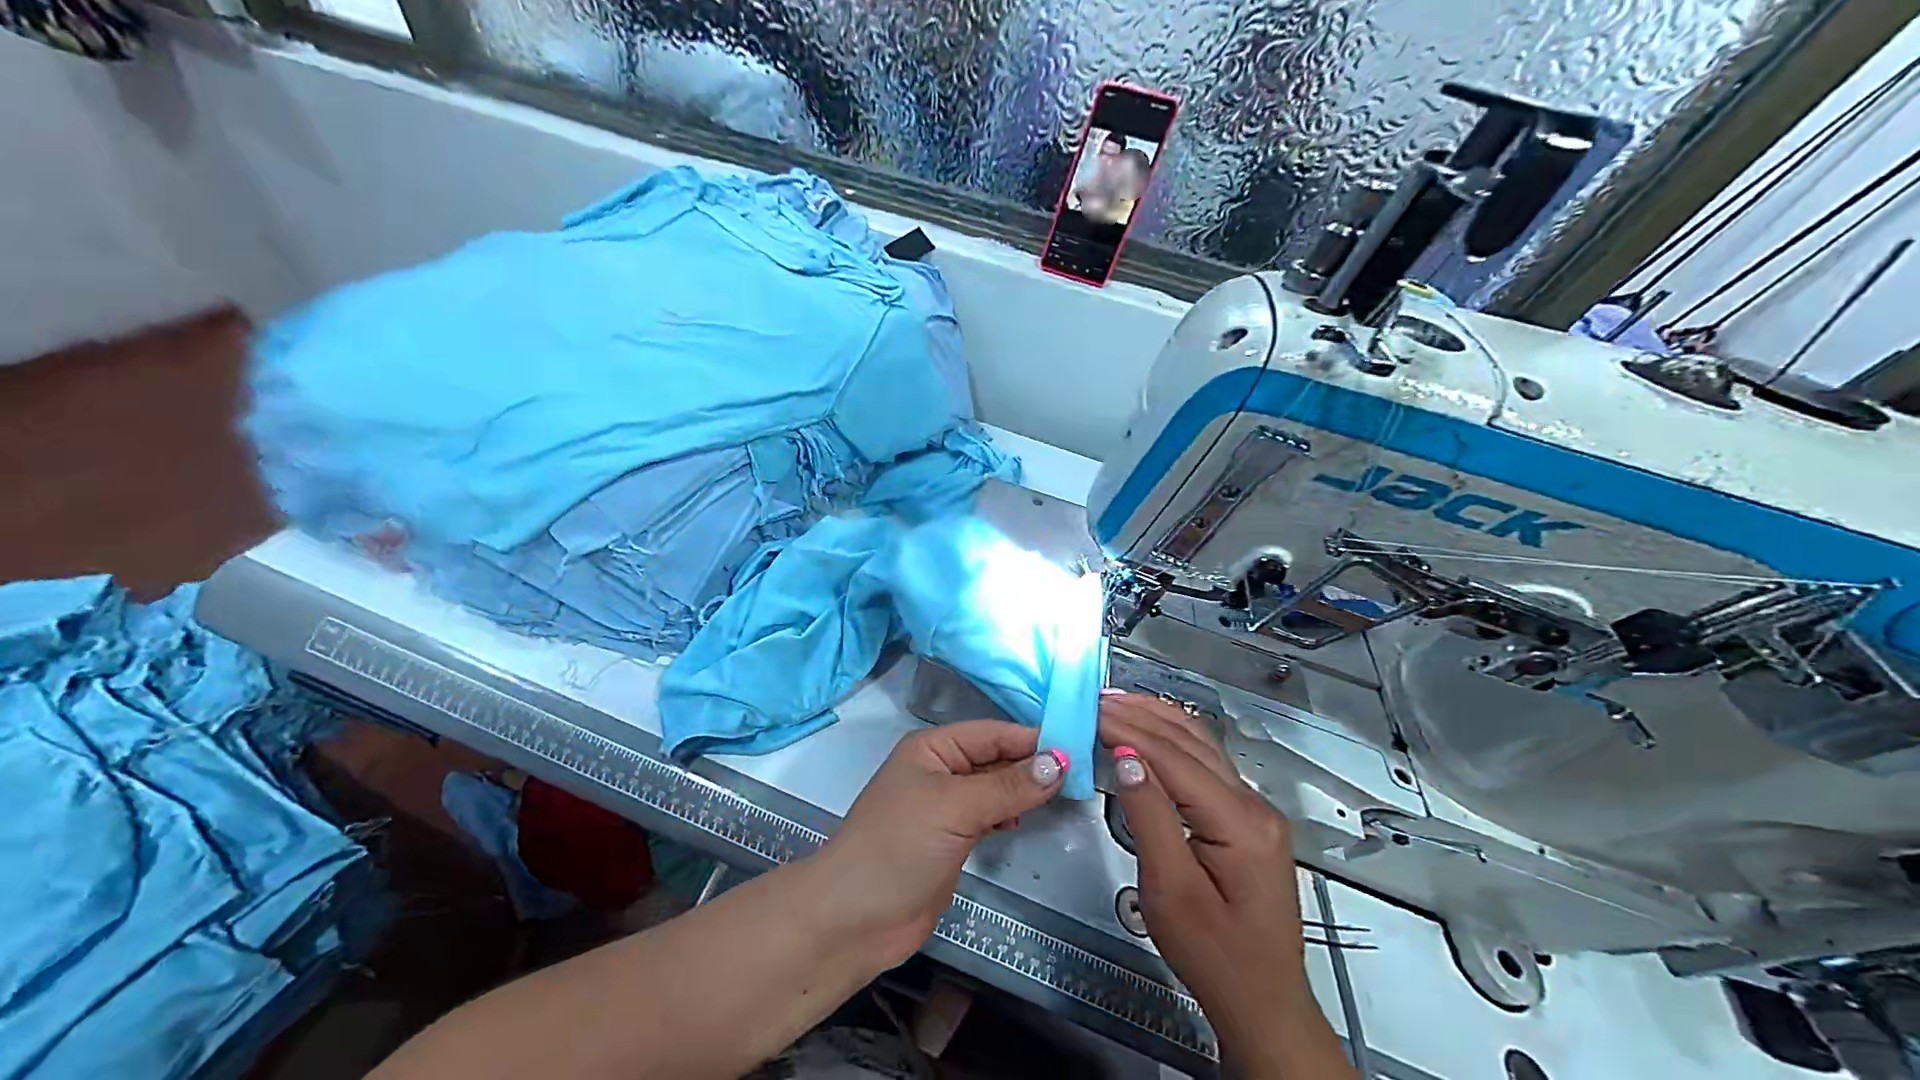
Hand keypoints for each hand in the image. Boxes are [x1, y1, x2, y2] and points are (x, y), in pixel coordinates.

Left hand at [814, 721, 1067, 966]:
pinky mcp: (951, 839)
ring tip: (1063, 795)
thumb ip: (1009, 786)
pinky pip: (990, 815)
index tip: (1079, 749)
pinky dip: (1010, 815)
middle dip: (1033, 765)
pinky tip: (1026, 820)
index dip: (1033, 740)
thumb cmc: (898, 848)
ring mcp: (945, 807)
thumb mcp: (955, 807)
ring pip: (995, 788)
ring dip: (1024, 791)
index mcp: (933, 748)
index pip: (994, 733)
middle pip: (996, 759)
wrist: (855, 919)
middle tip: (1081, 775)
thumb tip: (1059, 762)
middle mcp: (940, 770)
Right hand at [1101, 694, 1351, 1077]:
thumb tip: (1125, 757)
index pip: (1175, 758)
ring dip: (1158, 719)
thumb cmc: (1214, 955)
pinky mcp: (1246, 818)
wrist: (1262, 1001)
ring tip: (1117, 704)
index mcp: (1240, 822)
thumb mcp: (1170, 892)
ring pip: (1202, 745)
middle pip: (1192, 741)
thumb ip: (1149, 818)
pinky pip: (1206, 764)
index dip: (1129, 730)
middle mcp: (1254, 805)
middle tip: (1097, 699)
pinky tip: (1150, 732)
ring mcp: (1254, 809)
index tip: (1090, 712)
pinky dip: (1172, 740)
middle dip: (1142, 715)